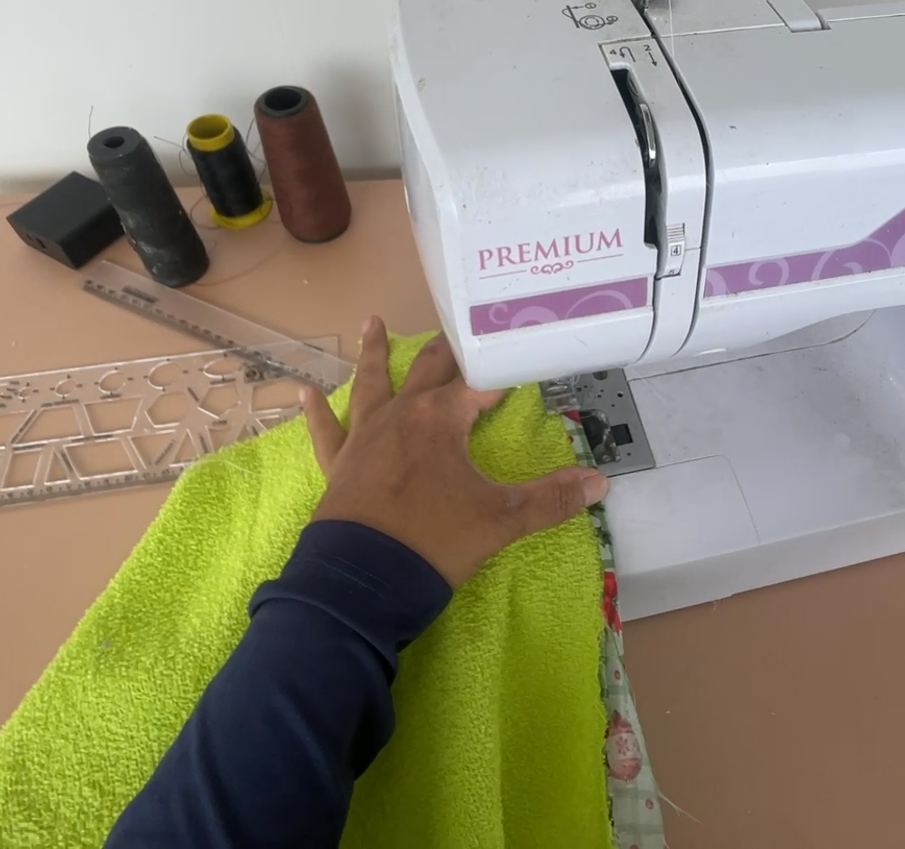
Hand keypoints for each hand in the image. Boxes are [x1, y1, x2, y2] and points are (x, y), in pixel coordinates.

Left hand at [300, 317, 608, 587]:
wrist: (361, 583)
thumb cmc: (435, 541)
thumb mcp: (502, 520)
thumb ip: (552, 498)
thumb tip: (600, 482)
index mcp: (442, 418)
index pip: (482, 380)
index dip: (505, 366)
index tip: (520, 348)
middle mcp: (403, 414)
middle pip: (430, 369)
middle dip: (448, 347)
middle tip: (458, 322)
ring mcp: (366, 436)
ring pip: (372, 384)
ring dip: (375, 353)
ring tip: (371, 320)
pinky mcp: (340, 463)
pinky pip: (328, 431)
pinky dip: (318, 413)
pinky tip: (305, 393)